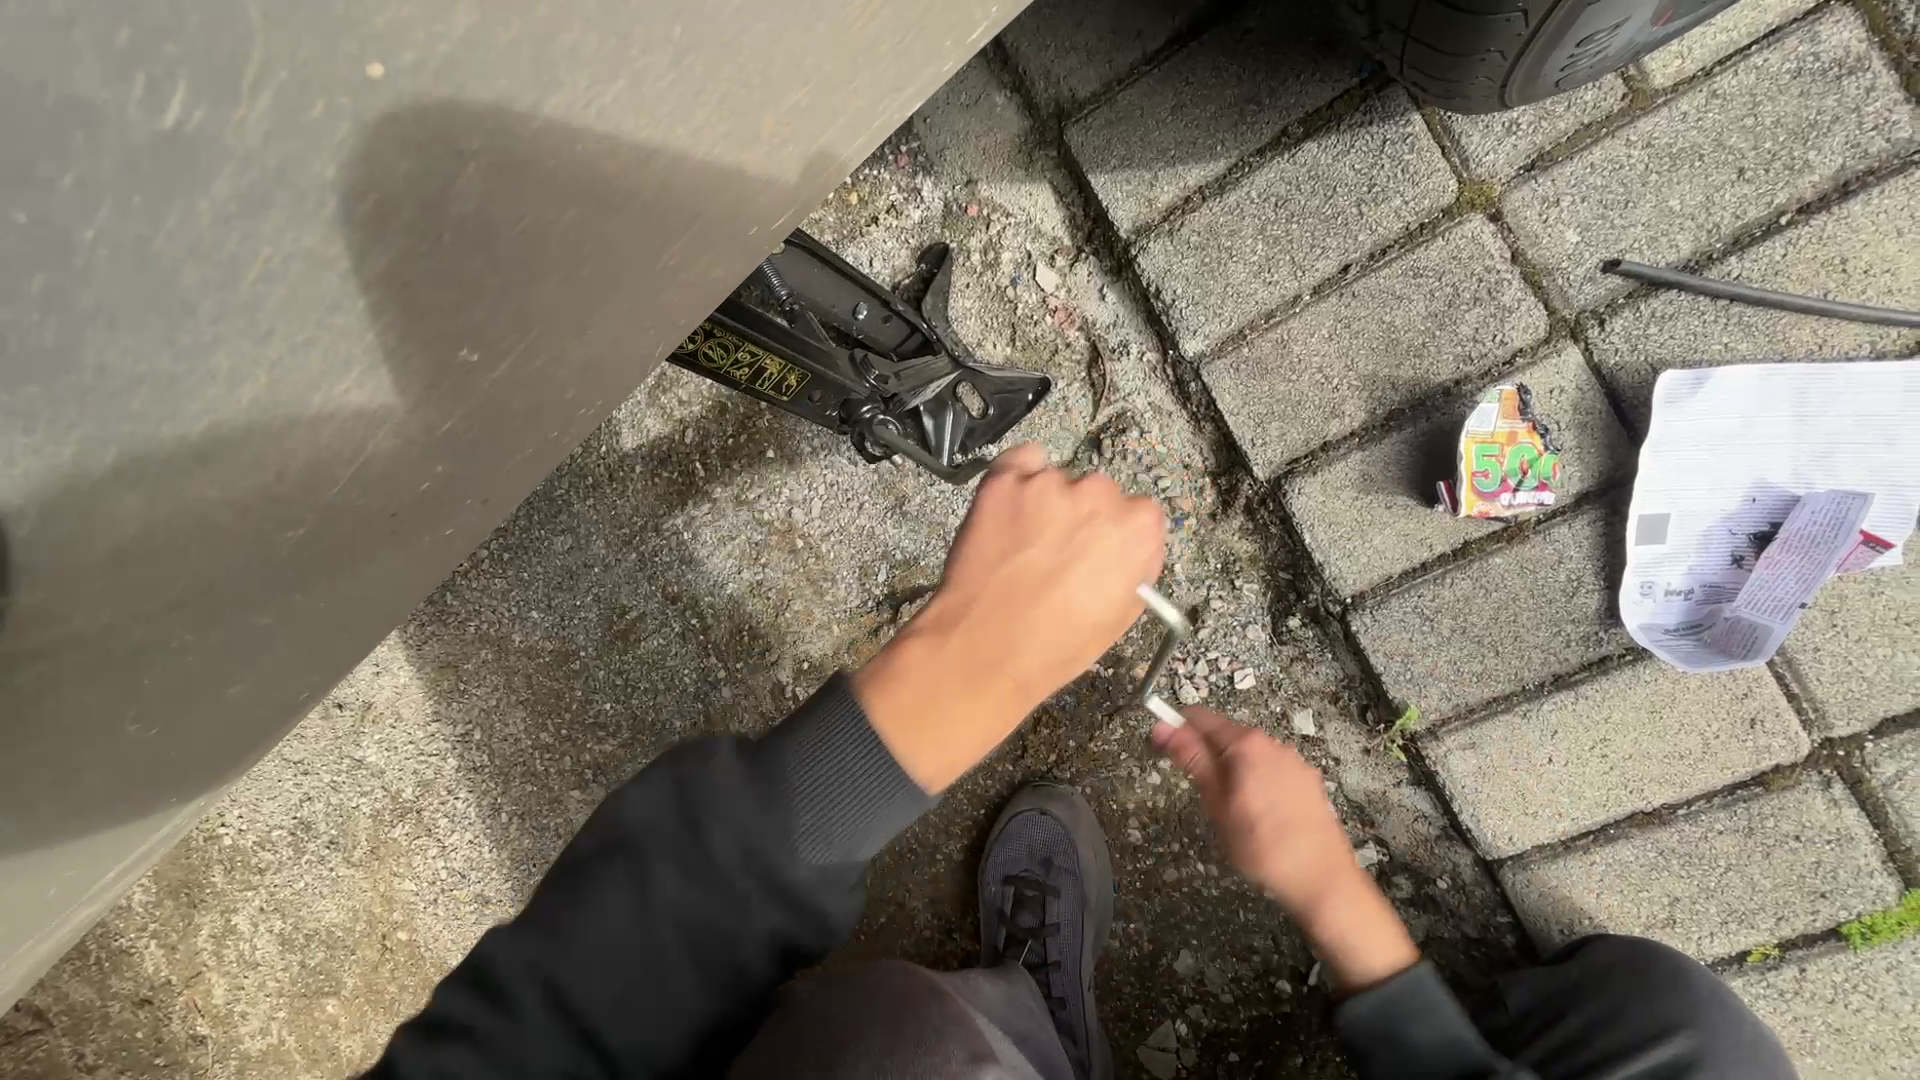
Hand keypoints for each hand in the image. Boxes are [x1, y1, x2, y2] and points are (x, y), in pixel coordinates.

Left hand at [854, 443, 1165, 791]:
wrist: (987, 647)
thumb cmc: (1055, 643)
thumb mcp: (1121, 615)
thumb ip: (1136, 566)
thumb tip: (1131, 545)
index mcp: (1138, 528)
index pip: (1137, 514)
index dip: (1112, 536)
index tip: (1095, 552)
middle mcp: (1101, 495)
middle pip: (1097, 492)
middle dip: (1080, 516)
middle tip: (1054, 552)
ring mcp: (1050, 484)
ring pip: (1056, 480)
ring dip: (1045, 502)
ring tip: (1021, 545)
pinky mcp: (1006, 481)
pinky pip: (1021, 460)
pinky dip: (1018, 477)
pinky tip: (1008, 511)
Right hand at [1155, 708, 1418, 992]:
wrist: (1324, 881)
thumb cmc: (1261, 845)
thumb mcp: (1216, 804)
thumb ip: (1191, 760)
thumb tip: (1161, 726)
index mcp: (1247, 744)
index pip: (1200, 718)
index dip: (1177, 730)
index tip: (1167, 754)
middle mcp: (1273, 743)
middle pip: (1226, 735)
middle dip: (1207, 756)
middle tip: (1202, 796)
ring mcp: (1295, 762)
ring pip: (1249, 755)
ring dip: (1232, 770)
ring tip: (1232, 811)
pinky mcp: (1309, 781)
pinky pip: (1271, 770)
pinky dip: (1256, 781)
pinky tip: (1260, 815)